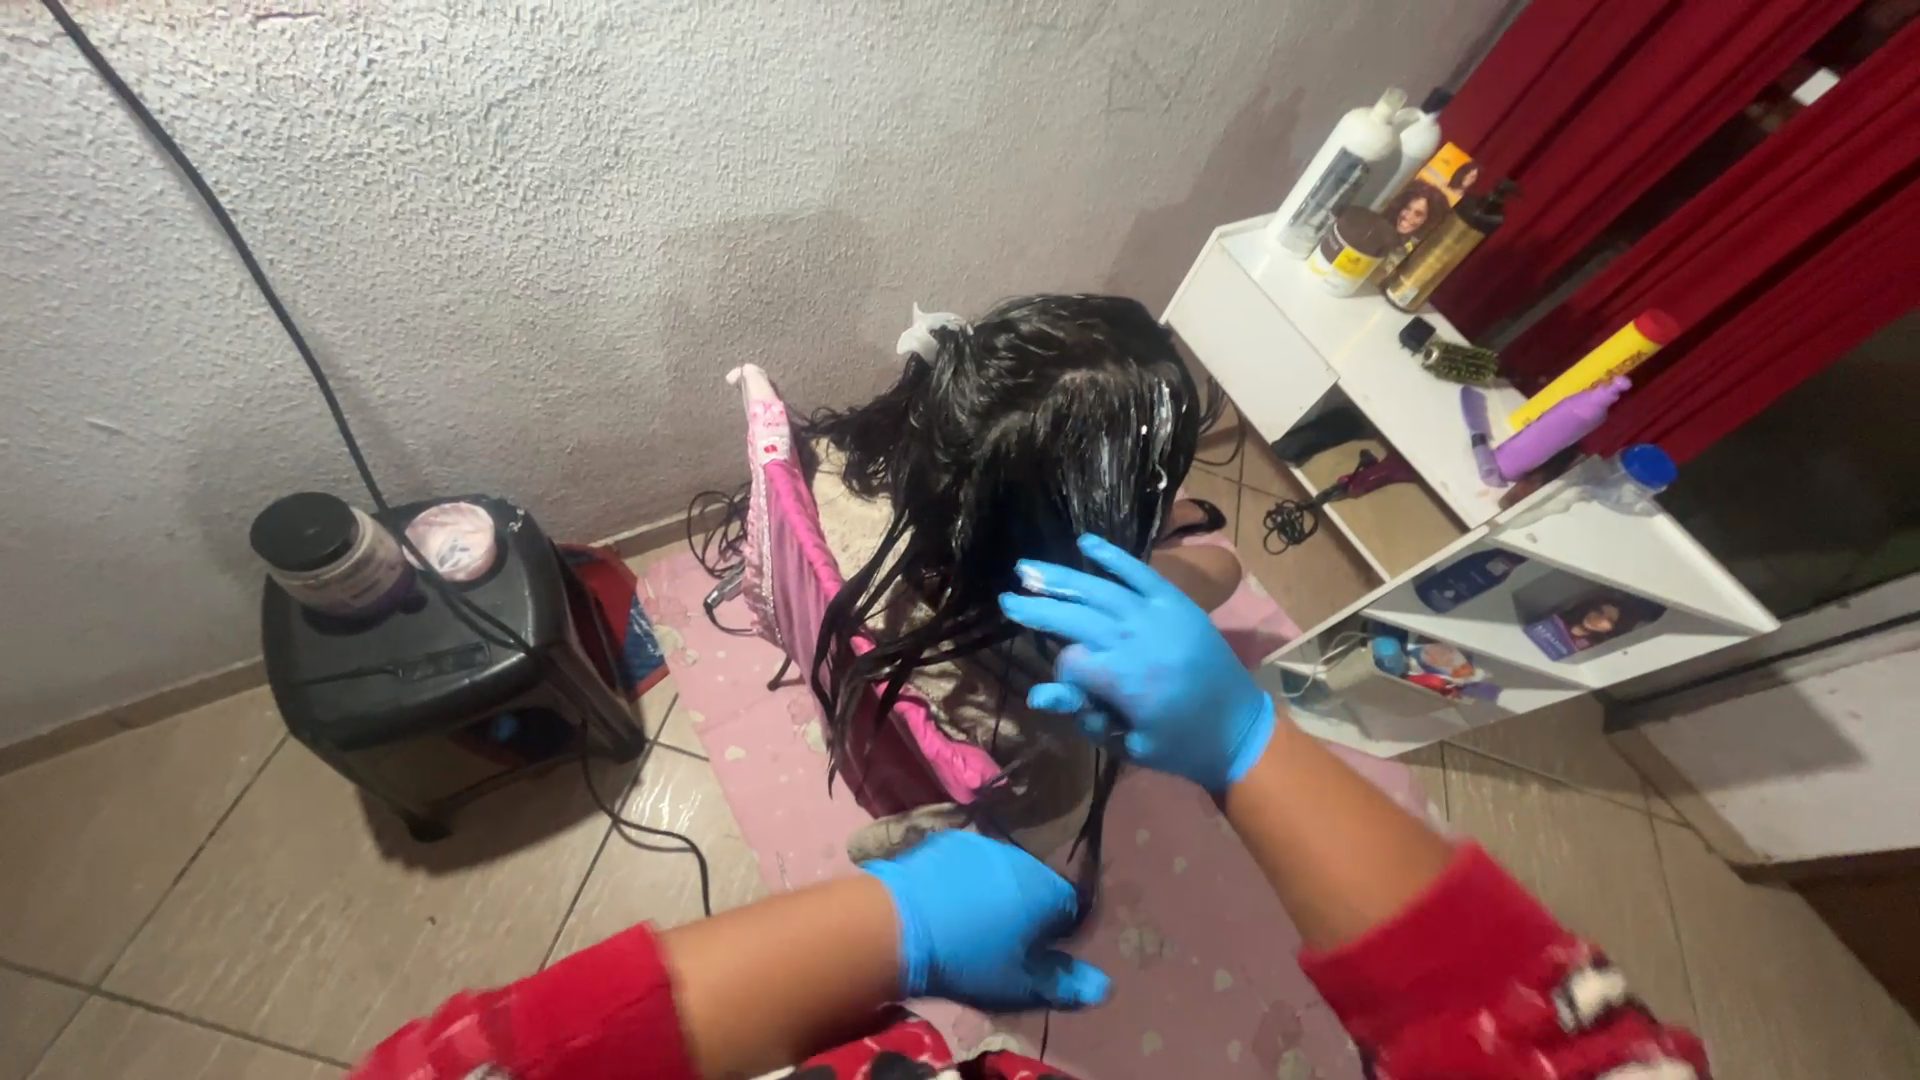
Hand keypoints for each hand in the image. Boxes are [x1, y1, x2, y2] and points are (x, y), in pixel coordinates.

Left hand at [861, 831, 1109, 1011]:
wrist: (900, 922)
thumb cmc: (968, 958)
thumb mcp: (1019, 984)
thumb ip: (1064, 983)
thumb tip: (1106, 986)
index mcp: (1045, 889)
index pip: (1070, 906)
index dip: (1058, 932)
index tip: (1037, 952)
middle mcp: (1020, 857)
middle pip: (1036, 882)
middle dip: (1028, 907)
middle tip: (1004, 938)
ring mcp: (982, 842)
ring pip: (1002, 868)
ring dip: (997, 888)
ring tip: (974, 918)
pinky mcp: (948, 838)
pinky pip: (970, 859)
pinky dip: (966, 875)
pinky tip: (948, 898)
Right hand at [998, 532, 1274, 793]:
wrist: (1241, 729)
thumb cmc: (1179, 745)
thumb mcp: (1127, 743)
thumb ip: (1082, 715)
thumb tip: (1037, 695)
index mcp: (1126, 679)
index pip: (1071, 661)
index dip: (1063, 676)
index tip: (1074, 692)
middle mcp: (1137, 639)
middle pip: (1075, 616)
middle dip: (1038, 609)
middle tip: (1006, 600)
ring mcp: (1157, 615)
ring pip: (1098, 589)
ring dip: (1060, 578)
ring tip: (1026, 569)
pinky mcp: (1176, 602)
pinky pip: (1139, 572)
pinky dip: (1112, 556)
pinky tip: (1085, 541)